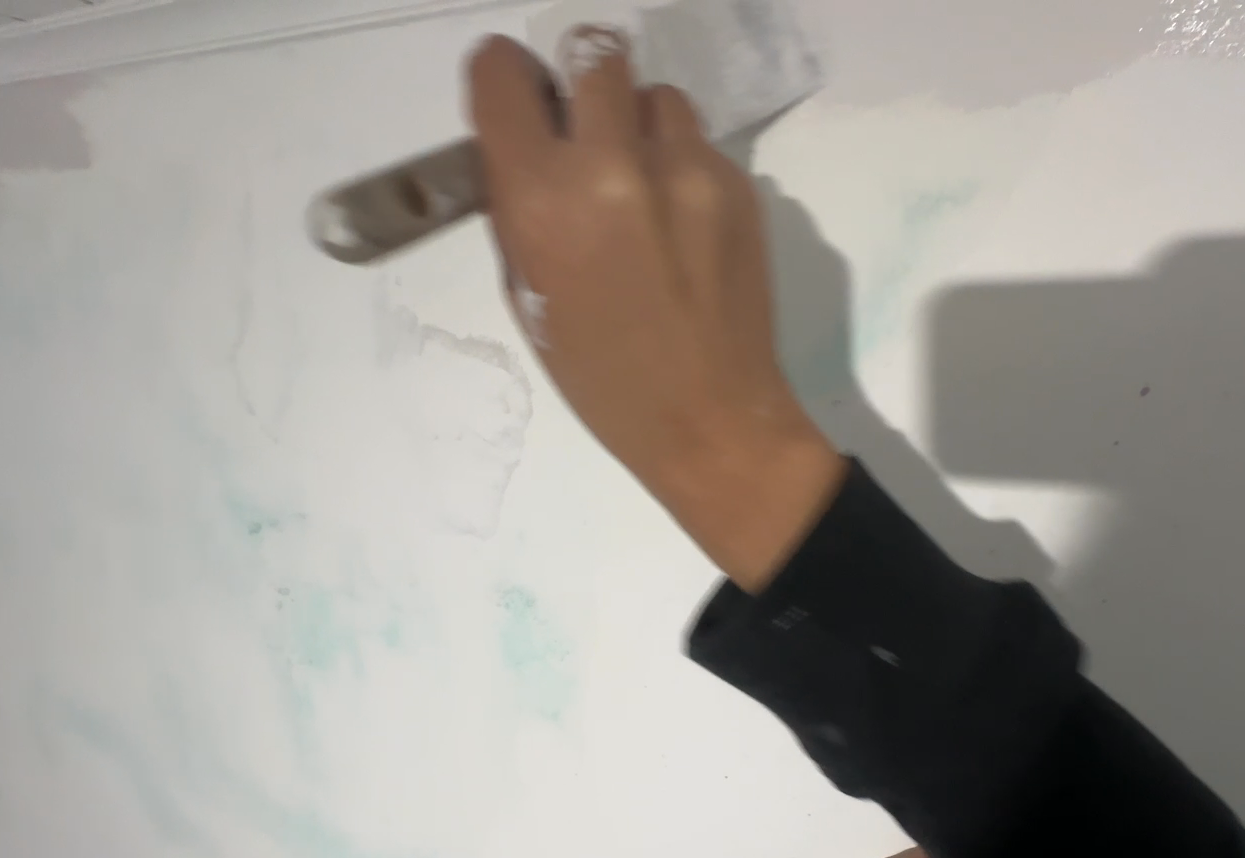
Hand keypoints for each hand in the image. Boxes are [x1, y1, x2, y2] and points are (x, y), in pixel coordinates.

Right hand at [465, 31, 844, 590]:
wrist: (712, 420)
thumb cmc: (608, 385)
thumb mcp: (531, 304)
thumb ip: (519, 213)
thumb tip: (523, 152)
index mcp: (542, 200)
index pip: (502, 70)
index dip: (507, 85)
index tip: (521, 110)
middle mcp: (613, 165)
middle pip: (592, 51)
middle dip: (582, 90)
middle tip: (589, 142)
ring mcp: (689, 171)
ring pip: (657, 96)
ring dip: (641, 128)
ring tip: (647, 192)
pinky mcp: (742, 187)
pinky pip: (701, 146)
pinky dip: (686, 169)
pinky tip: (689, 229)